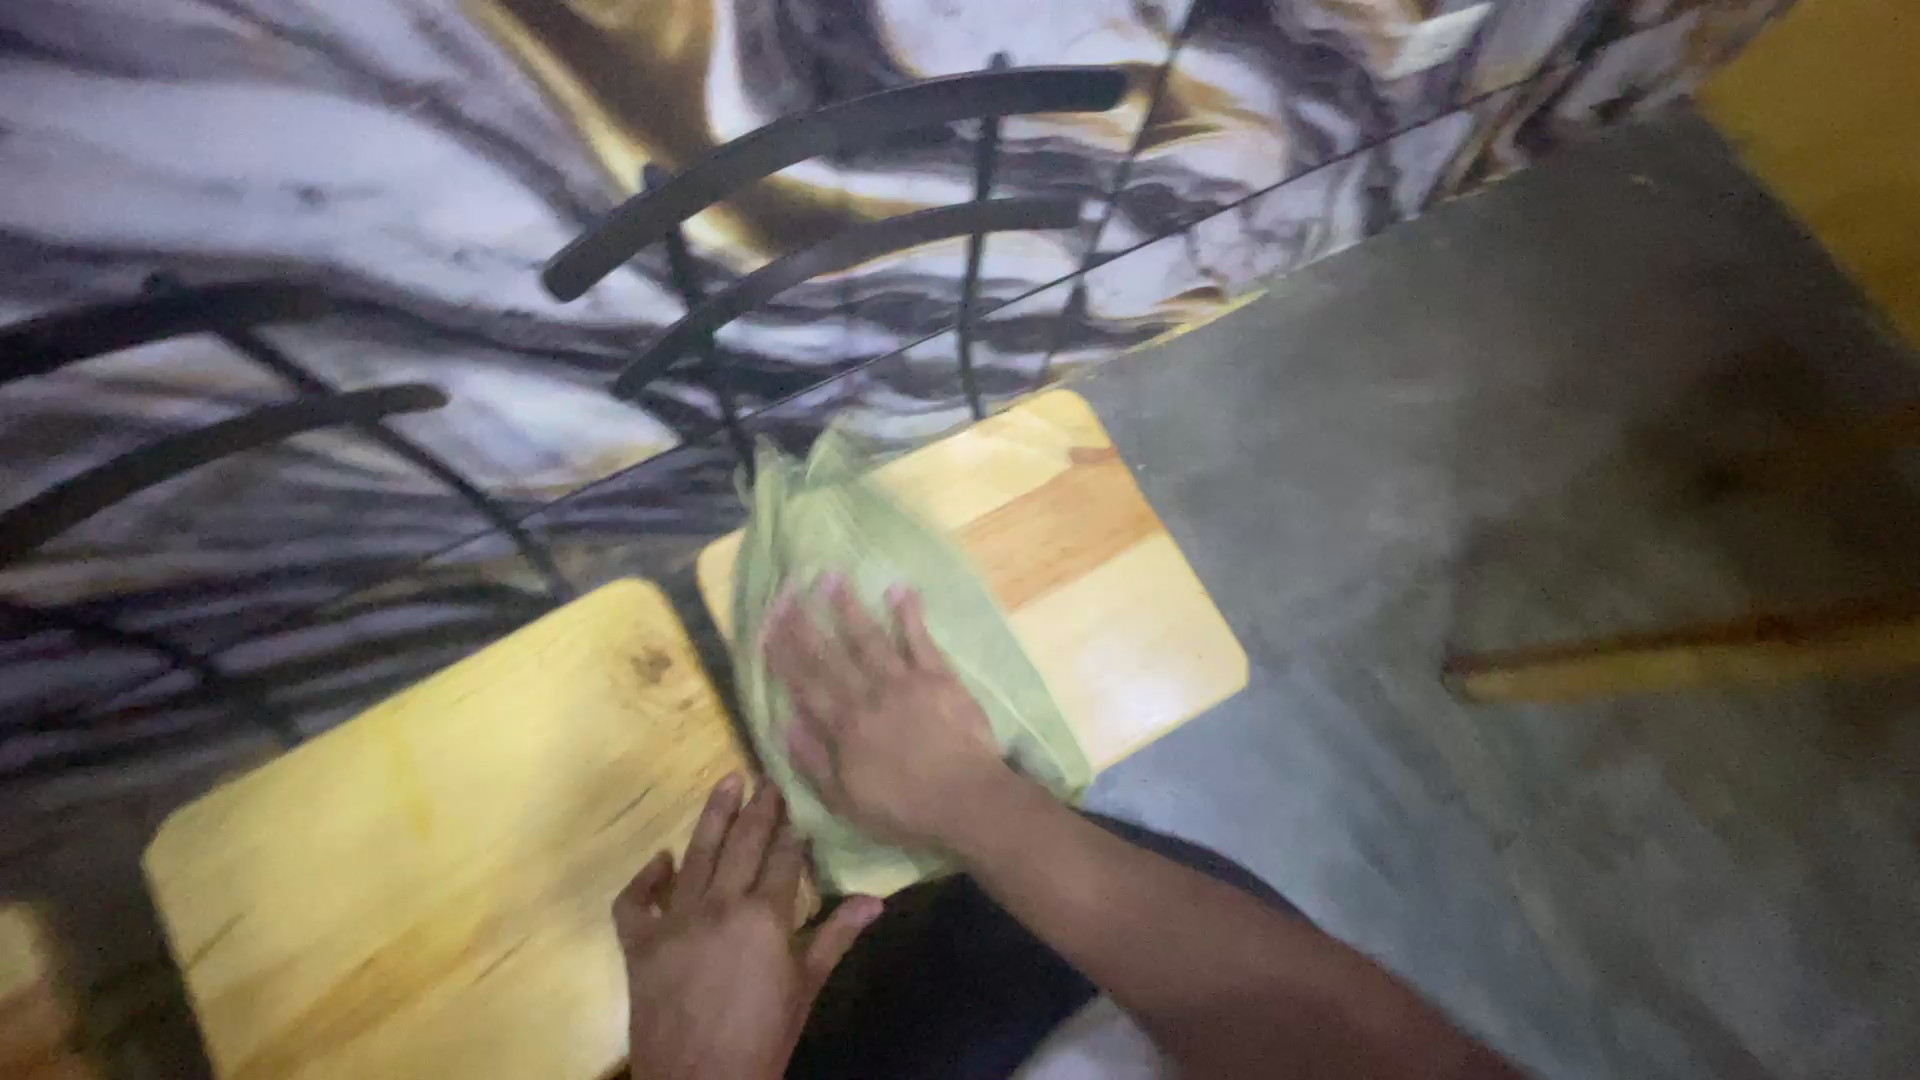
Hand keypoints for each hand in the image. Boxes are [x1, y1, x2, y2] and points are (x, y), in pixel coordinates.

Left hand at [614, 776, 882, 1079]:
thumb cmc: (764, 1037)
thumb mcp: (807, 985)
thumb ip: (837, 934)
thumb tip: (876, 899)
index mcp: (764, 915)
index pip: (784, 856)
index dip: (794, 828)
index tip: (800, 801)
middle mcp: (720, 905)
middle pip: (743, 842)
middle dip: (759, 806)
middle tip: (767, 777)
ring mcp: (675, 921)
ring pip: (696, 855)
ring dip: (713, 815)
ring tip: (726, 781)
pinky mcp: (641, 944)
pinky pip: (635, 902)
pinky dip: (645, 879)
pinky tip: (662, 859)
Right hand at [762, 574, 1014, 850]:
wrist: (966, 799)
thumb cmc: (904, 809)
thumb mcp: (845, 800)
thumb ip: (813, 761)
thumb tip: (784, 723)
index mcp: (844, 726)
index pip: (804, 683)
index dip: (783, 654)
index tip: (767, 626)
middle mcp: (868, 695)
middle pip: (830, 654)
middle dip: (806, 622)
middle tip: (788, 591)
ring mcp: (904, 681)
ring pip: (869, 638)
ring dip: (849, 607)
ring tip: (832, 578)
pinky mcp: (939, 676)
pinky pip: (919, 638)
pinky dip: (909, 612)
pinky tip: (898, 589)